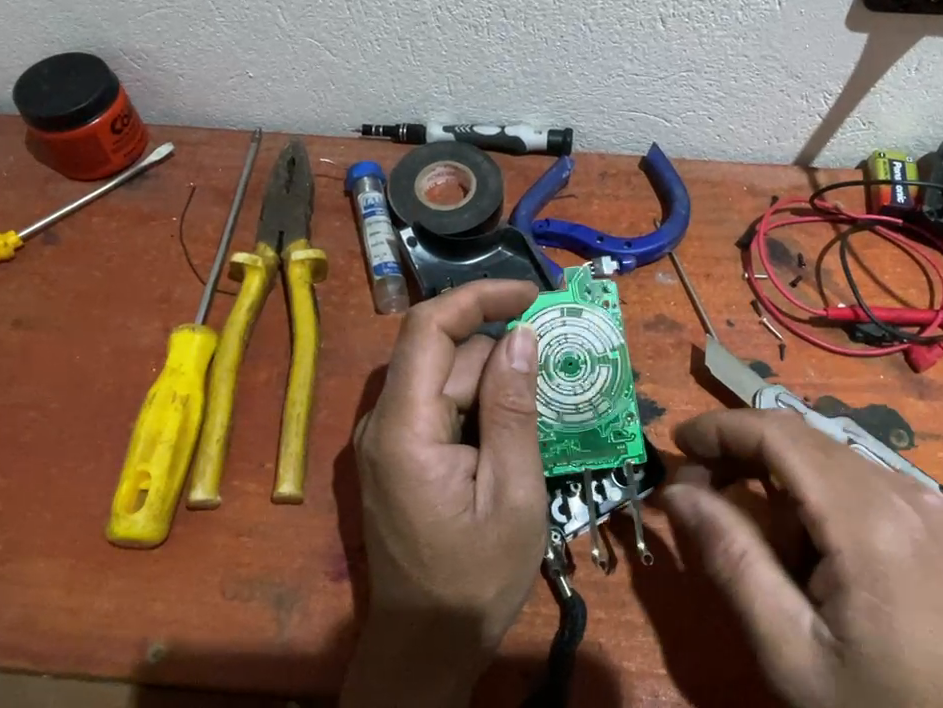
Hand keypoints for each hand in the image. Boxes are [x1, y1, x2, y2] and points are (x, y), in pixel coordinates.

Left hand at [342, 280, 545, 707]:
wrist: (424, 647)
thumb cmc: (474, 581)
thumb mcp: (513, 496)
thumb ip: (514, 410)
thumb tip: (523, 335)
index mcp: (404, 428)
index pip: (428, 328)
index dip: (479, 297)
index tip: (532, 294)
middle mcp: (383, 421)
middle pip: (441, 352)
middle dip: (500, 342)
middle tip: (559, 352)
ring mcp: (386, 438)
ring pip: (442, 375)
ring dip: (493, 371)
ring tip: (547, 387)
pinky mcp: (397, 454)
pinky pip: (437, 404)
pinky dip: (478, 398)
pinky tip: (517, 416)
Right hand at [660, 409, 942, 707]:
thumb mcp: (791, 652)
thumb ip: (732, 560)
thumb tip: (677, 491)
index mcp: (868, 517)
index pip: (778, 434)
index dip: (719, 428)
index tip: (673, 446)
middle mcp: (902, 491)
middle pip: (801, 439)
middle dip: (743, 459)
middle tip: (698, 501)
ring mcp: (927, 506)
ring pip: (827, 462)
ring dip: (782, 492)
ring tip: (776, 567)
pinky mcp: (937, 525)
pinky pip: (858, 486)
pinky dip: (818, 505)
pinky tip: (816, 564)